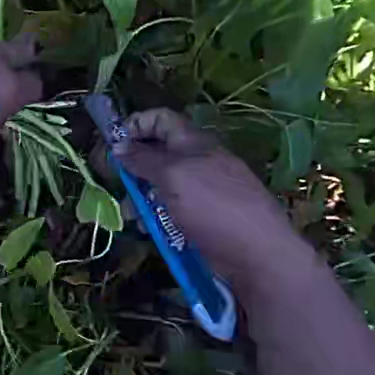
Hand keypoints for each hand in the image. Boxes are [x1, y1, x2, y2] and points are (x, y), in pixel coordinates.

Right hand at [111, 109, 297, 263]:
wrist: (259, 255)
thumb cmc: (214, 207)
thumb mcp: (173, 177)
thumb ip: (143, 160)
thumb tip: (119, 146)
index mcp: (194, 143)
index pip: (161, 119)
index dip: (136, 125)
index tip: (115, 146)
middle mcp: (199, 161)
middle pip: (158, 152)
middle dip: (134, 166)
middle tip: (118, 185)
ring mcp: (203, 190)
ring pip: (163, 184)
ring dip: (142, 196)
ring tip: (131, 215)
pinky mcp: (205, 216)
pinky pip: (174, 208)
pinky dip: (158, 215)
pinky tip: (150, 229)